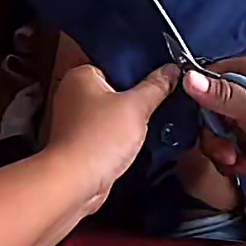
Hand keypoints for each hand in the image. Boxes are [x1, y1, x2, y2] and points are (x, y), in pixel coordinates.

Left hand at [44, 64, 177, 211]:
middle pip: (117, 87)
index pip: (117, 63)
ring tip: (153, 119)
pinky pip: (110, 130)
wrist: (76, 182)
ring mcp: (77, 119)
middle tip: (163, 98)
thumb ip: (156, 86)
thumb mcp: (137, 107)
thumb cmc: (98, 139)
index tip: (164, 75)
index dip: (142, 69)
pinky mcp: (83, 141)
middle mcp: (74, 93)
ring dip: (132, 117)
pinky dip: (124, 134)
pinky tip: (140, 138)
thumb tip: (172, 70)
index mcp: (82, 75)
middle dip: (139, 96)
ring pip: (114, 110)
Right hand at [183, 57, 245, 181]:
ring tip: (243, 164)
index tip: (203, 126)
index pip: (206, 82)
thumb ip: (226, 97)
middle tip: (227, 155)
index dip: (199, 105)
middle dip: (215, 138)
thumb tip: (187, 79)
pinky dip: (242, 162)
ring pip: (223, 136)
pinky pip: (239, 151)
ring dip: (228, 154)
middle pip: (211, 114)